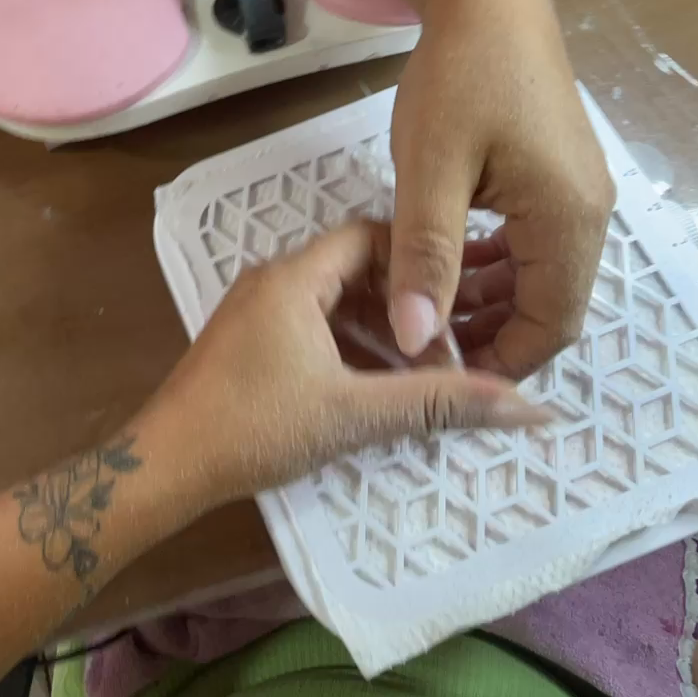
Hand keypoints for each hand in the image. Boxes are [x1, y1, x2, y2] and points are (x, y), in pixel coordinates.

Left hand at [139, 220, 551, 504]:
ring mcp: (254, 308)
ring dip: (377, 331)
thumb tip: (528, 405)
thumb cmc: (256, 426)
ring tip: (419, 374)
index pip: (368, 235)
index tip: (461, 298)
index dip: (418, 262)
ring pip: (331, 301)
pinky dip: (345, 344)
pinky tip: (373, 385)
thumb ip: (438, 403)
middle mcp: (271, 279)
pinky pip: (308, 323)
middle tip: (447, 348)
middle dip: (403, 305)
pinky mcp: (246, 338)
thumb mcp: (354, 413)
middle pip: (352, 269)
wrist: (168, 460)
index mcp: (293, 276)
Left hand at [387, 13, 612, 377]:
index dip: (499, 359)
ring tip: (426, 308)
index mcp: (569, 221)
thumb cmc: (458, 81)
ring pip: (535, 274)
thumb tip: (416, 342)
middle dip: (488, 333)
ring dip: (485, 299)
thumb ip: (424, 257)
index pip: (550, 323)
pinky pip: (527, 242)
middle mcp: (586, 213)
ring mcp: (574, 192)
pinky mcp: (551, 175)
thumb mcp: (429, 174)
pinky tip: (446, 263)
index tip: (441, 374)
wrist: (487, 3)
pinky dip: (489, 264)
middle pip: (547, 304)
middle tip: (422, 342)